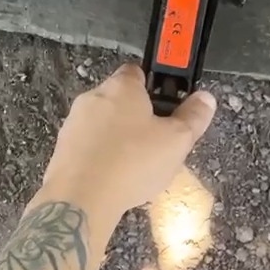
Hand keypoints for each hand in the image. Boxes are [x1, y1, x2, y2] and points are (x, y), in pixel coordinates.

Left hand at [32, 64, 216, 226]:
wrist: (81, 198)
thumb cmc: (133, 162)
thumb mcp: (177, 141)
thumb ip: (194, 117)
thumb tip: (206, 98)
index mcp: (122, 87)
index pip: (139, 71)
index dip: (156, 86)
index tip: (168, 106)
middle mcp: (93, 97)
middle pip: (121, 99)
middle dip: (138, 116)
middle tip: (158, 142)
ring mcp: (74, 123)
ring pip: (104, 124)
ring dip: (119, 138)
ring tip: (137, 165)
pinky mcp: (62, 149)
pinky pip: (89, 146)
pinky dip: (102, 156)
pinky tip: (115, 178)